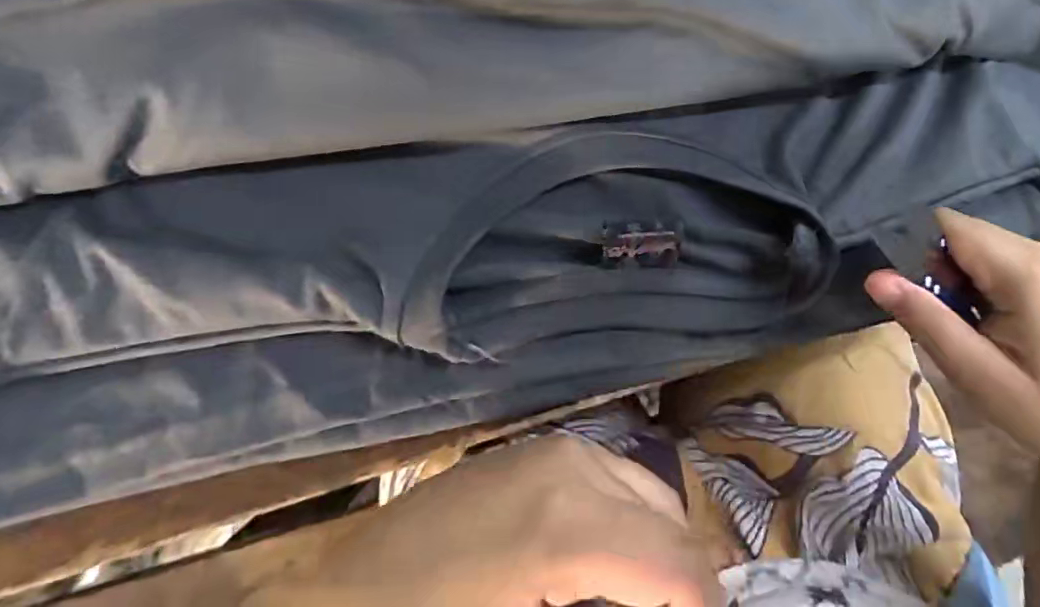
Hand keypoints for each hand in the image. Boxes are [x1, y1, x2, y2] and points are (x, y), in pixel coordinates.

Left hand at [250, 435, 721, 606]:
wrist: (333, 592)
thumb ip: (607, 604)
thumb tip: (671, 600)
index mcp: (566, 527)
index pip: (678, 566)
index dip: (705, 605)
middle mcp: (575, 467)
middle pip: (672, 525)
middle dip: (684, 583)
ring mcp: (558, 449)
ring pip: (651, 496)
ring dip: (659, 551)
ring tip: (641, 596)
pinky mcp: (543, 448)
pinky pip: (616, 481)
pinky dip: (631, 522)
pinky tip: (603, 567)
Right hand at [865, 210, 1039, 502]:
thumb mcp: (981, 376)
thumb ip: (927, 320)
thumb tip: (874, 276)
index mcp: (1025, 269)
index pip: (946, 225)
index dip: (915, 250)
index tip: (906, 293)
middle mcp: (1038, 250)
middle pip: (959, 232)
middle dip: (934, 267)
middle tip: (938, 322)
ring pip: (973, 245)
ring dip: (953, 278)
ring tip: (961, 329)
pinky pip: (993, 259)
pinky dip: (974, 284)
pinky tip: (983, 326)